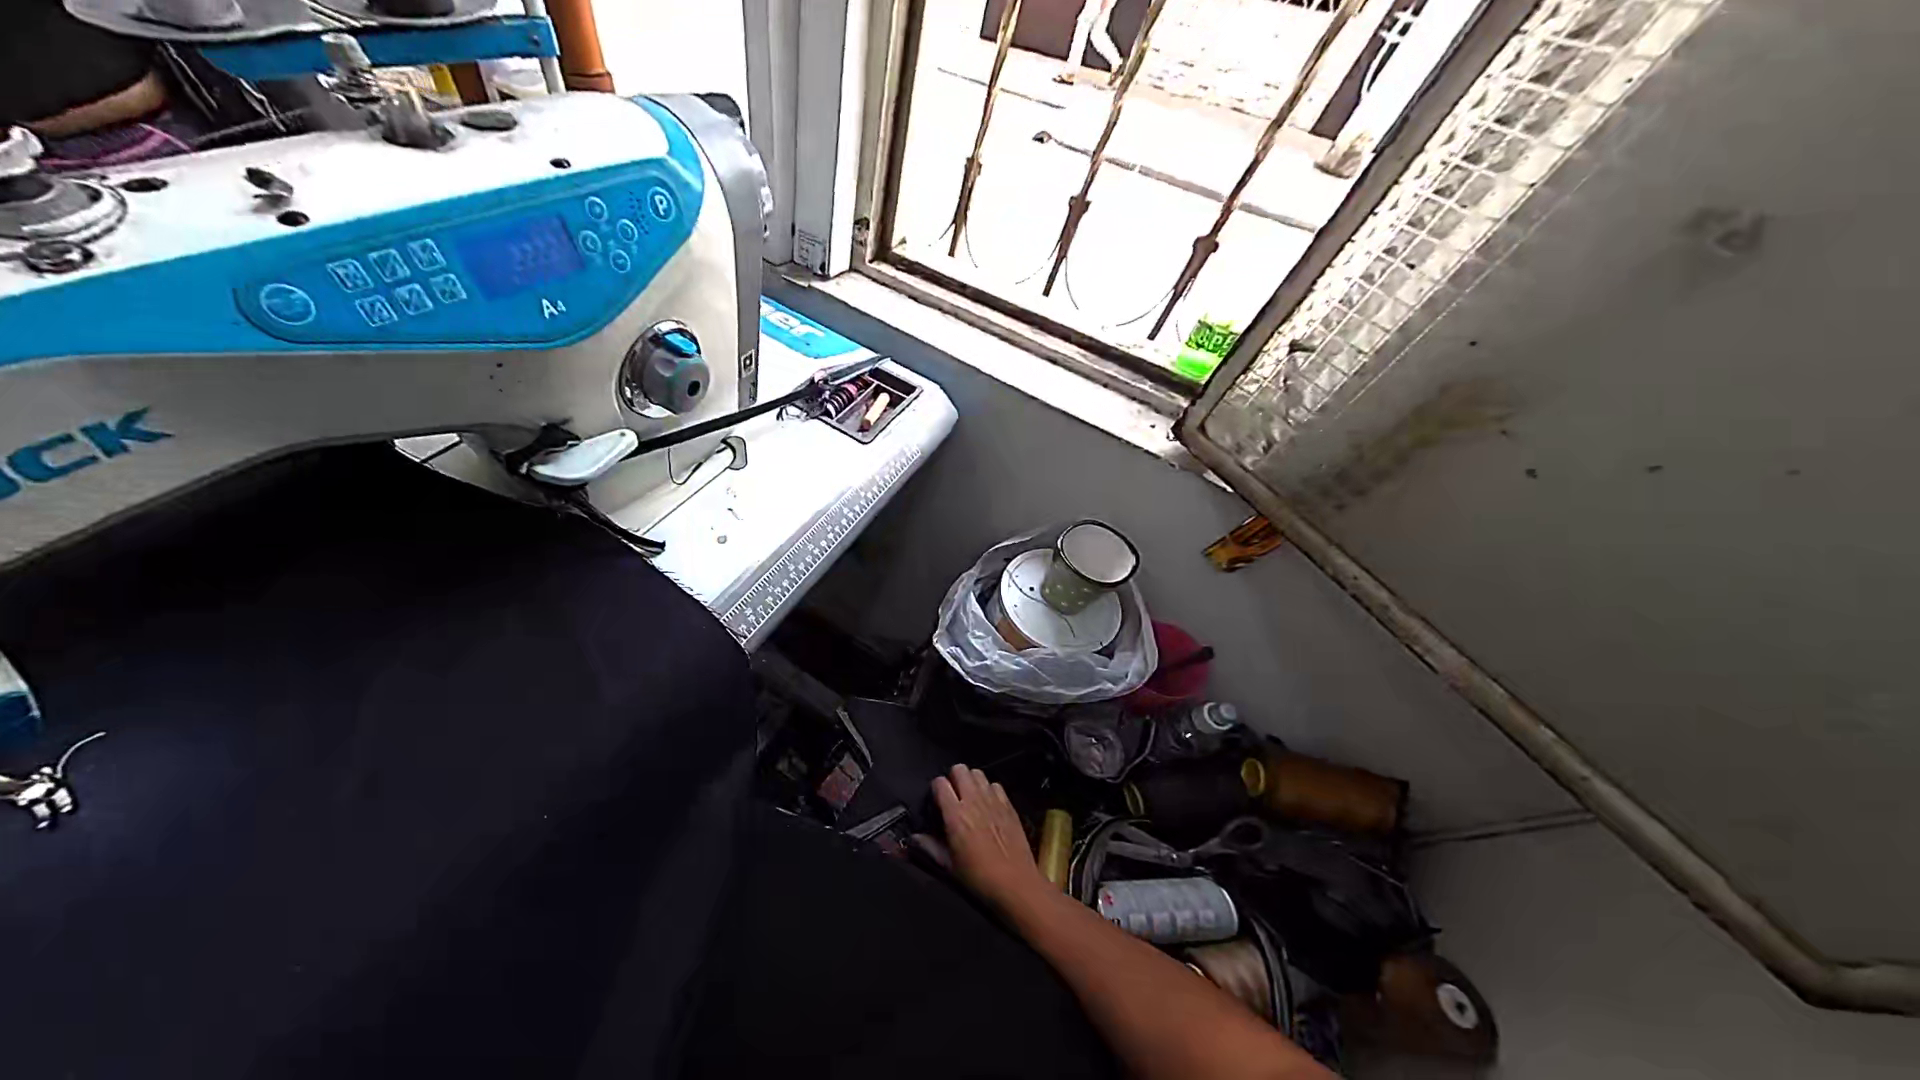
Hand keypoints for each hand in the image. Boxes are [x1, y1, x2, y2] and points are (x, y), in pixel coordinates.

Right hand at [930, 764, 1049, 909]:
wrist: (1015, 883)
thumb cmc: (978, 877)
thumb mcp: (948, 865)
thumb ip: (929, 847)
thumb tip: (914, 838)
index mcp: (955, 815)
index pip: (940, 783)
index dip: (936, 788)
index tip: (936, 800)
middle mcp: (973, 801)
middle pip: (960, 769)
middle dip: (953, 778)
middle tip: (953, 795)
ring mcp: (993, 800)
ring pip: (978, 773)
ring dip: (971, 781)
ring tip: (970, 796)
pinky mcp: (1009, 805)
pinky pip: (996, 785)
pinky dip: (989, 789)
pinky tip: (988, 803)